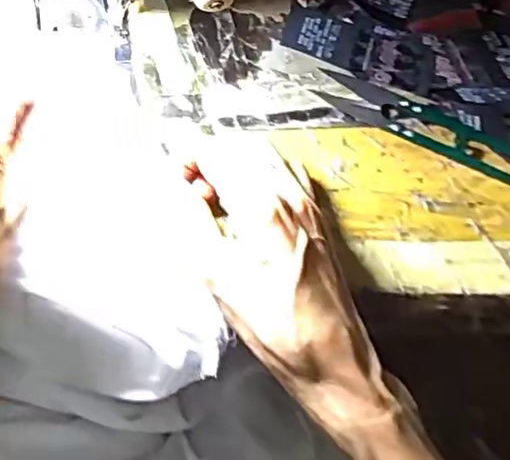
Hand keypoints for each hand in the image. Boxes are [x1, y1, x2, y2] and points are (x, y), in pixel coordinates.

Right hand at [179, 145, 437, 457]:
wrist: (335, 362)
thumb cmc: (274, 325)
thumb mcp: (213, 271)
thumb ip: (190, 215)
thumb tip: (178, 184)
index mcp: (261, 205)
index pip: (212, 152)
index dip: (185, 157)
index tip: (174, 178)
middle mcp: (288, 196)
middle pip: (234, 147)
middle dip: (205, 159)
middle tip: (190, 188)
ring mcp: (308, 204)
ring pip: (259, 154)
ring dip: (230, 162)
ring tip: (217, 193)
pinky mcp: (318, 217)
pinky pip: (282, 170)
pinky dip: (257, 171)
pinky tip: (247, 198)